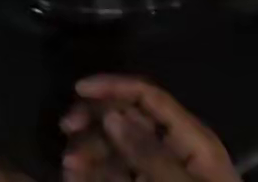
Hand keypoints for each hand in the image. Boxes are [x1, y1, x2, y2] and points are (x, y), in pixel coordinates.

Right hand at [58, 76, 236, 181]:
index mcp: (190, 139)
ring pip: (118, 147)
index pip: (148, 95)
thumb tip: (112, 115)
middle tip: (66, 128)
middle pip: (128, 117)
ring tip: (68, 167)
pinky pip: (119, 174)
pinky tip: (76, 177)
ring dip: (91, 151)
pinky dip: (97, 173)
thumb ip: (148, 154)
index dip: (113, 86)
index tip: (79, 89)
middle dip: (95, 120)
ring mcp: (161, 174)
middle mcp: (174, 148)